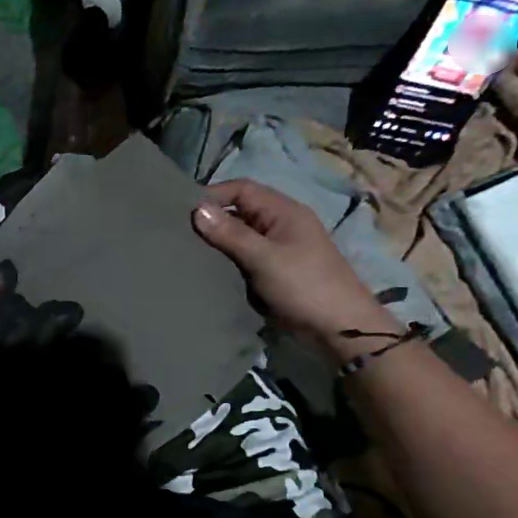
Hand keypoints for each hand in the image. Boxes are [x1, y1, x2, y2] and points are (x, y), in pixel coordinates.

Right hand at [192, 179, 396, 348]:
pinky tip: (205, 267)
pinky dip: (224, 258)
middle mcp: (280, 224)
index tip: (182, 211)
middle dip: (211, 218)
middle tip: (178, 232)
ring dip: (216, 241)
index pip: (242, 189)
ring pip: (239, 234)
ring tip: (186, 250)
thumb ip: (230, 234)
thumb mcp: (264, 258)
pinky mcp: (272, 269)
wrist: (339, 328)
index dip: (213, 194)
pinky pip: (242, 255)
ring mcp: (277, 247)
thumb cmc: (304, 286)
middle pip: (239, 210)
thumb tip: (196, 210)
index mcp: (284, 211)